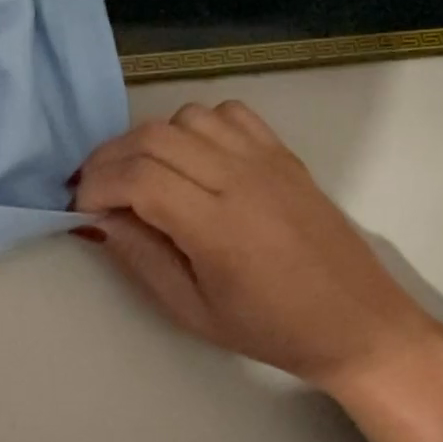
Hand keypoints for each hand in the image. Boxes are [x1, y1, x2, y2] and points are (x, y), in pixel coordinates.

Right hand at [71, 102, 442, 397]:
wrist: (359, 325)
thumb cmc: (271, 329)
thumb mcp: (192, 311)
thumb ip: (140, 258)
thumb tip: (98, 218)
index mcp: (218, 227)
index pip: (137, 177)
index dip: (96, 186)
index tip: (82, 208)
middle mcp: (240, 179)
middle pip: (151, 137)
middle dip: (108, 159)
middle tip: (97, 190)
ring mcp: (265, 159)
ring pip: (184, 117)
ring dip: (149, 141)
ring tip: (142, 175)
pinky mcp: (283, 153)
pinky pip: (226, 113)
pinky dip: (196, 126)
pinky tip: (193, 159)